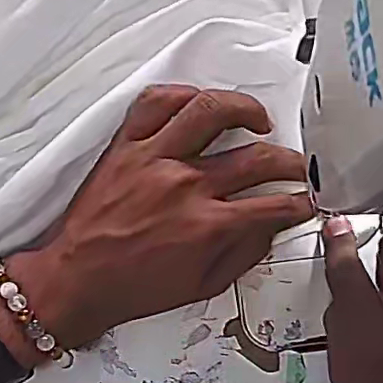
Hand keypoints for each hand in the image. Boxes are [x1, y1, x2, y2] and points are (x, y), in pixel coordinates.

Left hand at [9, 86, 314, 352]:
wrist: (78, 281)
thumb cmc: (133, 287)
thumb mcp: (202, 285)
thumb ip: (243, 254)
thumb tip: (270, 229)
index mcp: (208, 226)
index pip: (274, 204)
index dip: (299, 202)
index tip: (304, 201)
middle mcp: (186, 186)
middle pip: (257, 158)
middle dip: (291, 163)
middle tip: (295, 168)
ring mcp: (155, 160)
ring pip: (211, 111)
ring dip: (245, 109)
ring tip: (257, 120)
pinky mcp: (126, 147)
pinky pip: (156, 103)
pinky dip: (183, 95)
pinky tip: (198, 105)